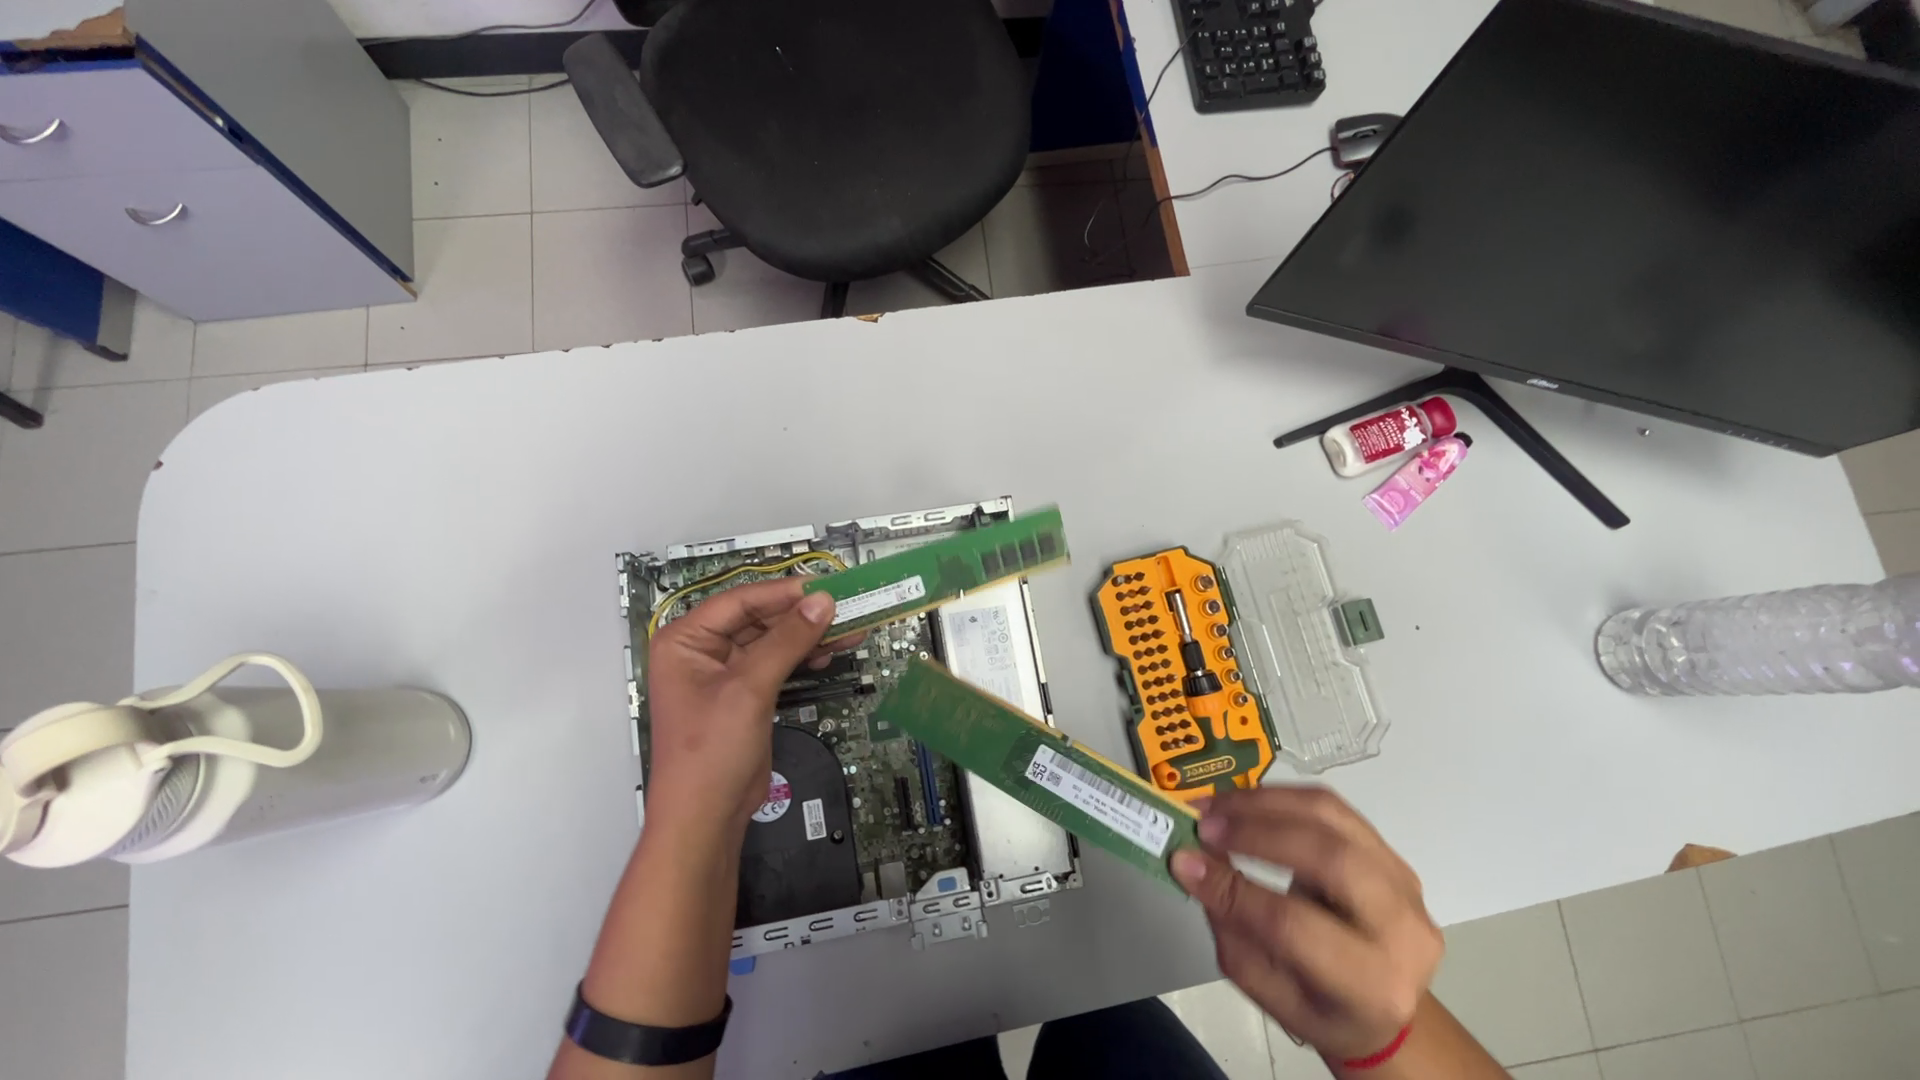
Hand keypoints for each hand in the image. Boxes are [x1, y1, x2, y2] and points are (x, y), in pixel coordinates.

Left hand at [644, 579, 837, 834]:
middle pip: (759, 618)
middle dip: (802, 614)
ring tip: (847, 628)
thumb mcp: (749, 688)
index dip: (784, 593)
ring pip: (773, 640)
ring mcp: (725, 673)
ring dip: (808, 634)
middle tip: (845, 607)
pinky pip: (777, 662)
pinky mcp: (745, 694)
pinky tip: (828, 651)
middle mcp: (702, 651)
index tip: (825, 587)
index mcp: (686, 640)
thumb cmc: (709, 753)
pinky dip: (803, 656)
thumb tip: (821, 603)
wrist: (706, 815)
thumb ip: (787, 641)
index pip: (741, 601)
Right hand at [1171, 787, 1442, 1063]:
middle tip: (1203, 824)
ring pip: (1332, 817)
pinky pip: (1333, 808)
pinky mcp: (1391, 853)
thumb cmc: (1320, 1008)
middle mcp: (1401, 927)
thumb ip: (1229, 925)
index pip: (1292, 923)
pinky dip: (1281, 798)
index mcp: (1371, 982)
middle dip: (1255, 832)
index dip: (1232, 888)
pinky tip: (1245, 803)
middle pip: (1328, 857)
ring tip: (1217, 804)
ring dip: (1264, 802)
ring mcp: (1403, 882)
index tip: (1183, 861)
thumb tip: (1191, 862)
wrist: (1389, 1008)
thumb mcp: (1265, 985)